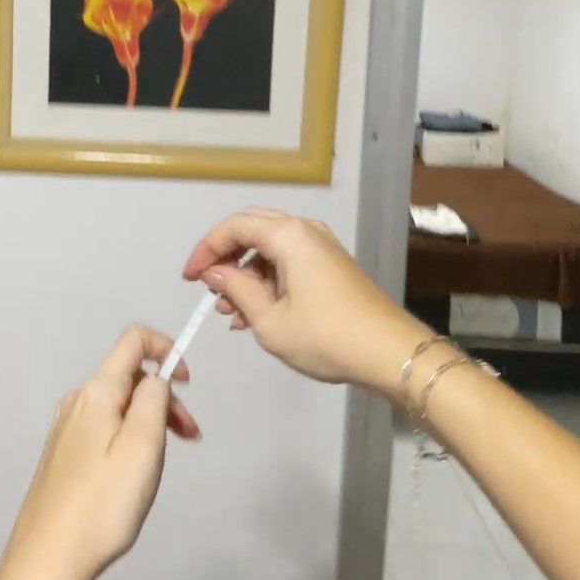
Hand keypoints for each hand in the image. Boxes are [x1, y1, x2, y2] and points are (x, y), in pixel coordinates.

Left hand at [0, 326, 199, 579]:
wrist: (46, 561)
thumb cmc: (101, 503)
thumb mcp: (142, 446)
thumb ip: (154, 399)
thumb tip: (157, 376)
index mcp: (97, 392)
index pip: (134, 340)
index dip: (166, 348)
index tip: (187, 382)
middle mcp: (77, 401)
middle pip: (130, 377)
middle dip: (165, 396)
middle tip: (189, 436)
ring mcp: (66, 428)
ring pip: (119, 406)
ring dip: (150, 421)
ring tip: (164, 462)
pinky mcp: (63, 454)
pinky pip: (105, 428)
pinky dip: (129, 437)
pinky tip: (133, 474)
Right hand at [182, 209, 432, 397]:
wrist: (389, 352)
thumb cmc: (325, 336)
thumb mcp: (269, 320)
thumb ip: (236, 289)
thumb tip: (214, 272)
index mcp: (288, 234)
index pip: (235, 226)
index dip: (206, 249)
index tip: (190, 278)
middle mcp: (305, 230)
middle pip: (252, 229)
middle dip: (226, 257)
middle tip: (209, 288)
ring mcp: (321, 246)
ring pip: (270, 247)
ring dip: (247, 274)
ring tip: (232, 314)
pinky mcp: (331, 265)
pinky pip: (289, 261)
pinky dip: (268, 281)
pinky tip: (257, 314)